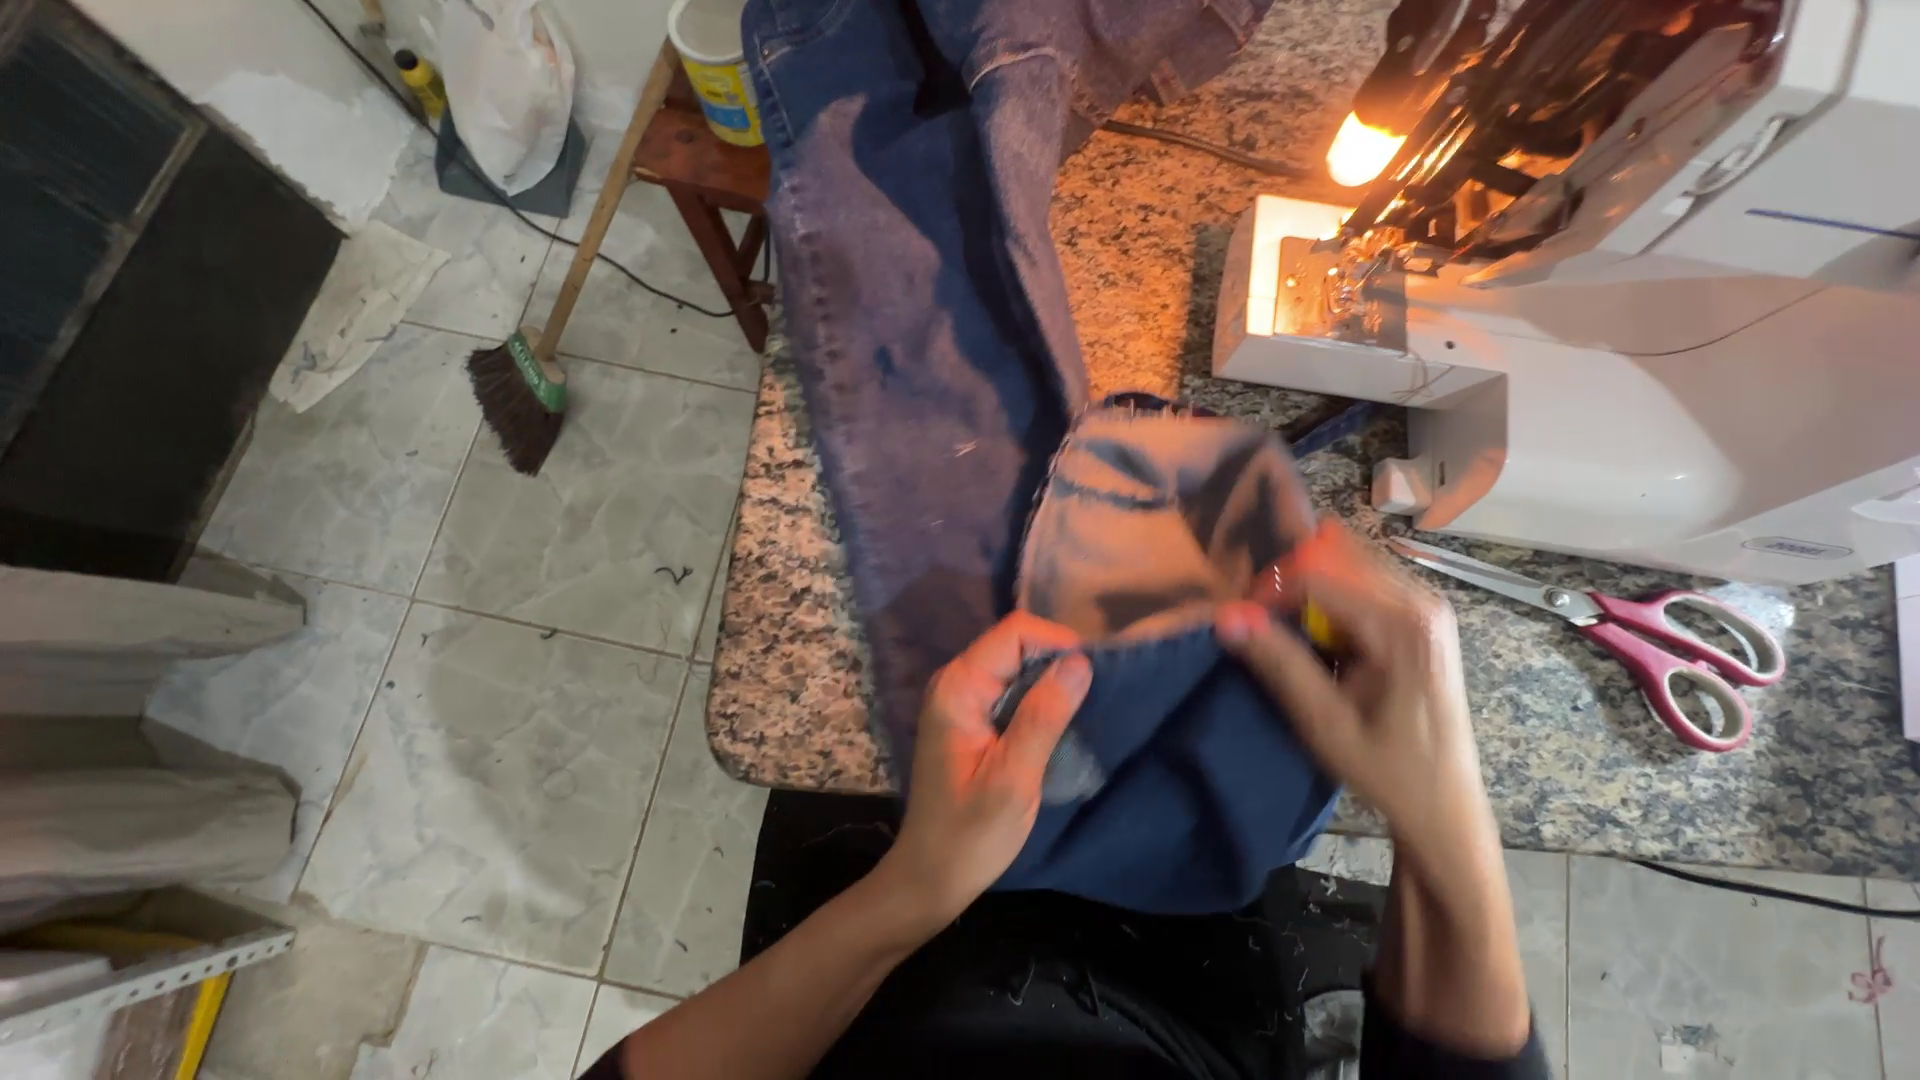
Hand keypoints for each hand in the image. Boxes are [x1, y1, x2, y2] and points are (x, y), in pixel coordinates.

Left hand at [875, 613, 1092, 928]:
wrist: (931, 876)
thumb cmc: (970, 834)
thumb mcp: (1014, 778)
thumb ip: (1044, 717)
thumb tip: (1080, 662)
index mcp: (959, 688)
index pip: (1014, 633)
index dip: (1057, 643)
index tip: (1092, 676)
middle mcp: (956, 682)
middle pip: (1015, 645)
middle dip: (1057, 661)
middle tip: (1095, 696)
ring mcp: (961, 701)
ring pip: (1016, 667)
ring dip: (1051, 682)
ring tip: (1085, 709)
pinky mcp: (971, 720)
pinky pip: (1010, 691)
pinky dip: (1038, 700)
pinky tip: (1060, 723)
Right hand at [1215, 525, 1497, 864]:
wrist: (1444, 804)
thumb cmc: (1386, 768)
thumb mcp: (1324, 722)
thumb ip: (1279, 663)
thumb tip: (1227, 618)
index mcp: (1402, 626)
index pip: (1316, 578)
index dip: (1270, 595)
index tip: (1245, 627)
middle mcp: (1422, 602)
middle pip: (1335, 562)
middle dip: (1290, 587)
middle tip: (1264, 627)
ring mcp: (1427, 607)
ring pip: (1349, 568)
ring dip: (1311, 594)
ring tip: (1291, 636)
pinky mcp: (1424, 618)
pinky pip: (1366, 585)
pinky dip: (1334, 602)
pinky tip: (1325, 640)